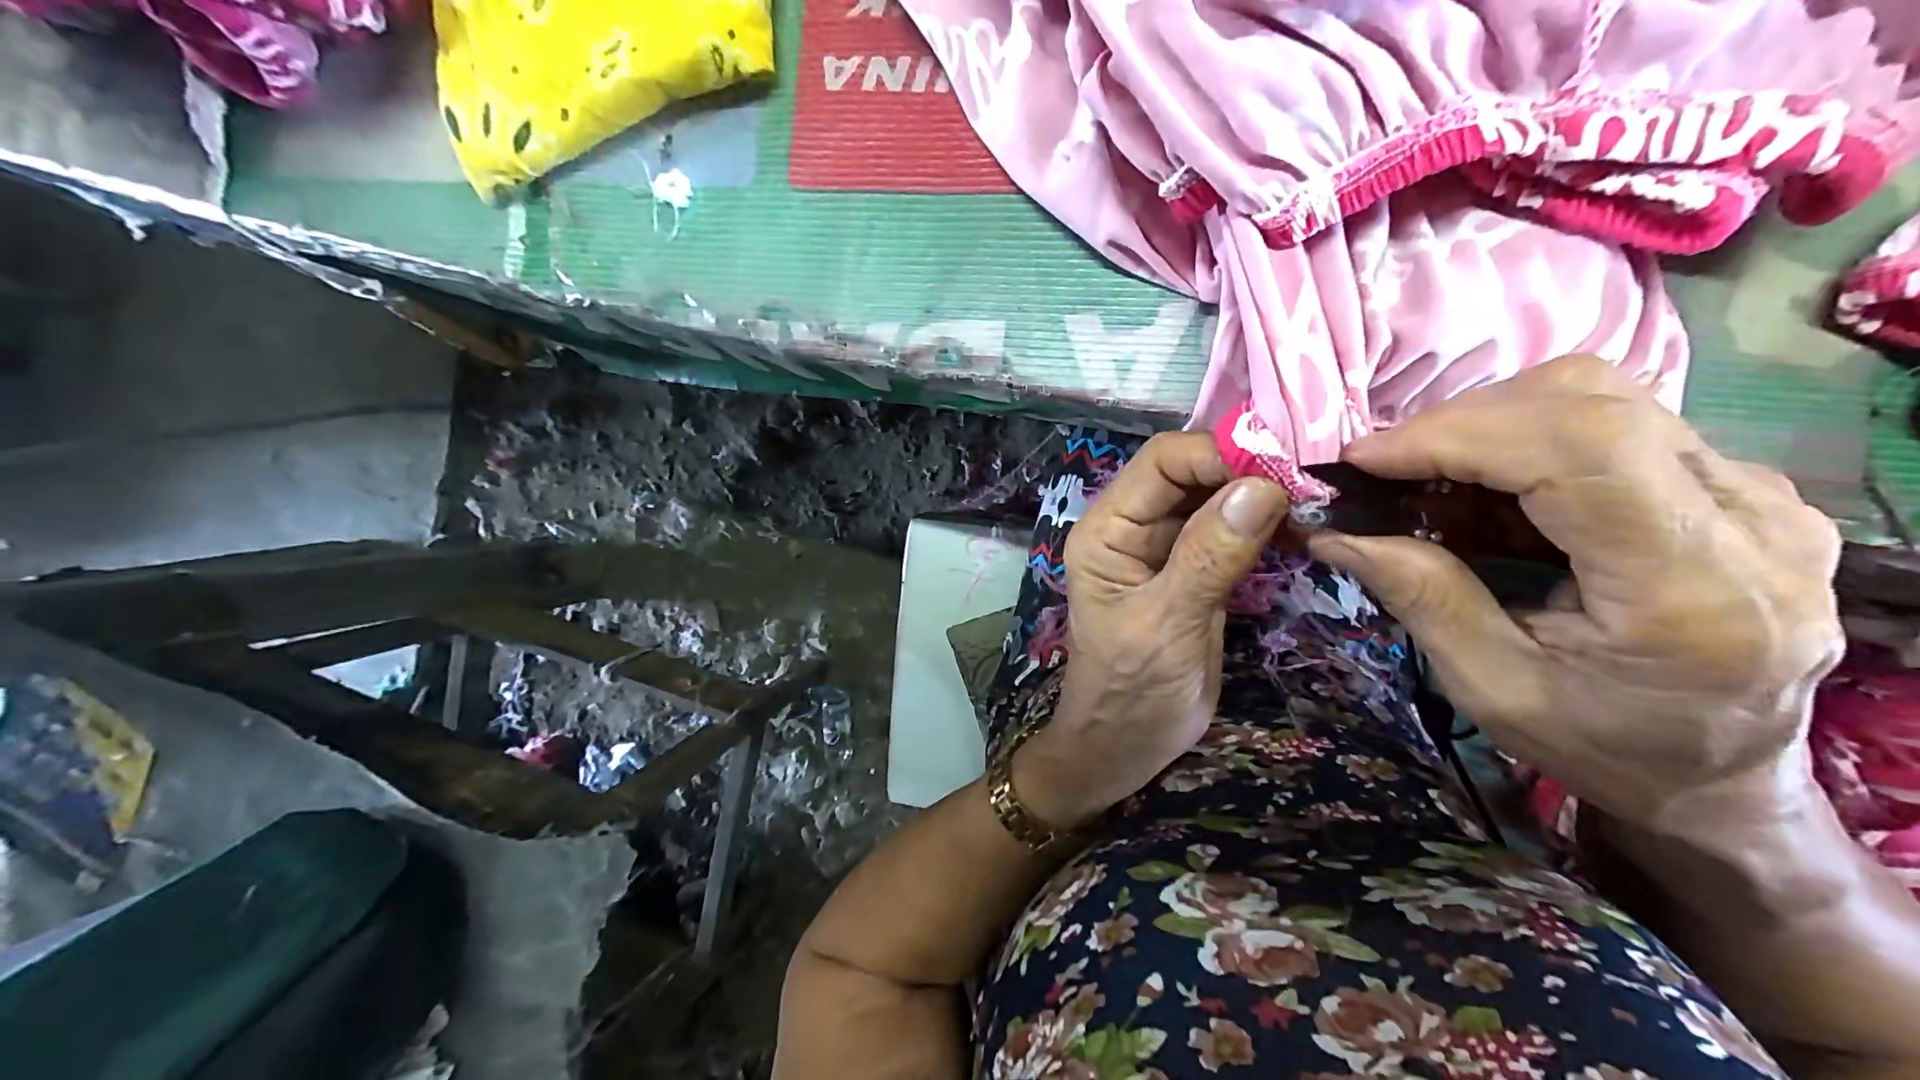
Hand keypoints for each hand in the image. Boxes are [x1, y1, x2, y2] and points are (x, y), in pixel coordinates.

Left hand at [1013, 433, 1289, 830]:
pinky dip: (1262, 526)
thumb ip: (1209, 556)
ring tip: (1316, 503)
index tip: (1285, 469)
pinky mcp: (1193, 570)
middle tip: (1313, 483)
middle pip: (1191, 472)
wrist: (1125, 745)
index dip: (1221, 454)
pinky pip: (1229, 532)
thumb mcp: (1168, 623)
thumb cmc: (1132, 691)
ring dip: (1261, 496)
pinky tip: (1300, 529)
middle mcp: (1132, 527)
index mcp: (1107, 529)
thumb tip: (1262, 487)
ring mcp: (1164, 548)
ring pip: (1214, 499)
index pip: (1163, 461)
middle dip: (1247, 470)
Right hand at [1308, 355, 1844, 836]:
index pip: (1579, 449)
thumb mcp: (1490, 686)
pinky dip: (1524, 437)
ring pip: (1601, 398)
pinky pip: (1615, 422)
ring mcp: (1758, 494)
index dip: (1457, 434)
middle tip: (1387, 468)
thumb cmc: (1601, 746)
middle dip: (1462, 421)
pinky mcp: (1738, 485)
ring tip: (1429, 474)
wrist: (1719, 778)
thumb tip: (1334, 531)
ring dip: (1489, 423)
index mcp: (1692, 588)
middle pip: (1590, 403)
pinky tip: (1487, 486)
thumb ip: (1421, 596)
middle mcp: (1750, 522)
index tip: (1365, 460)